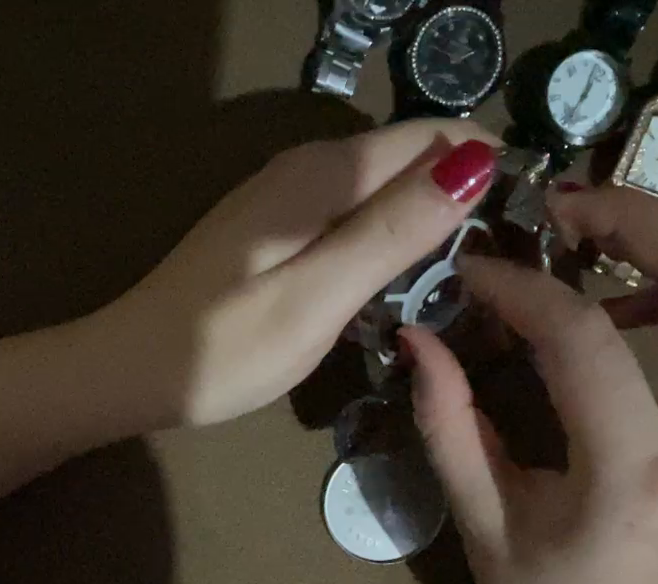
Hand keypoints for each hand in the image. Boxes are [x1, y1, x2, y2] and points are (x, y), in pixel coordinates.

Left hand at [101, 122, 500, 428]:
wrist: (133, 371)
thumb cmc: (226, 347)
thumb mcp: (320, 294)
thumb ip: (394, 230)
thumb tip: (478, 160)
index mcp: (323, 175)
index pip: (431, 139)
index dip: (484, 169)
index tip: (524, 226)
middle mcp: (305, 171)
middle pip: (405, 160)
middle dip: (457, 195)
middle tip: (500, 264)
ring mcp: (282, 202)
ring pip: (377, 191)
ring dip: (420, 222)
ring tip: (461, 278)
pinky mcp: (270, 235)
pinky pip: (347, 219)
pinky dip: (379, 243)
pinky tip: (391, 284)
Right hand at [401, 187, 657, 583]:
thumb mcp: (479, 520)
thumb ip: (448, 423)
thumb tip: (418, 336)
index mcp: (634, 483)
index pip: (587, 342)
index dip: (524, 289)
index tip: (477, 268)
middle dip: (649, 220)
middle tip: (571, 211)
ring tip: (613, 243)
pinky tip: (651, 299)